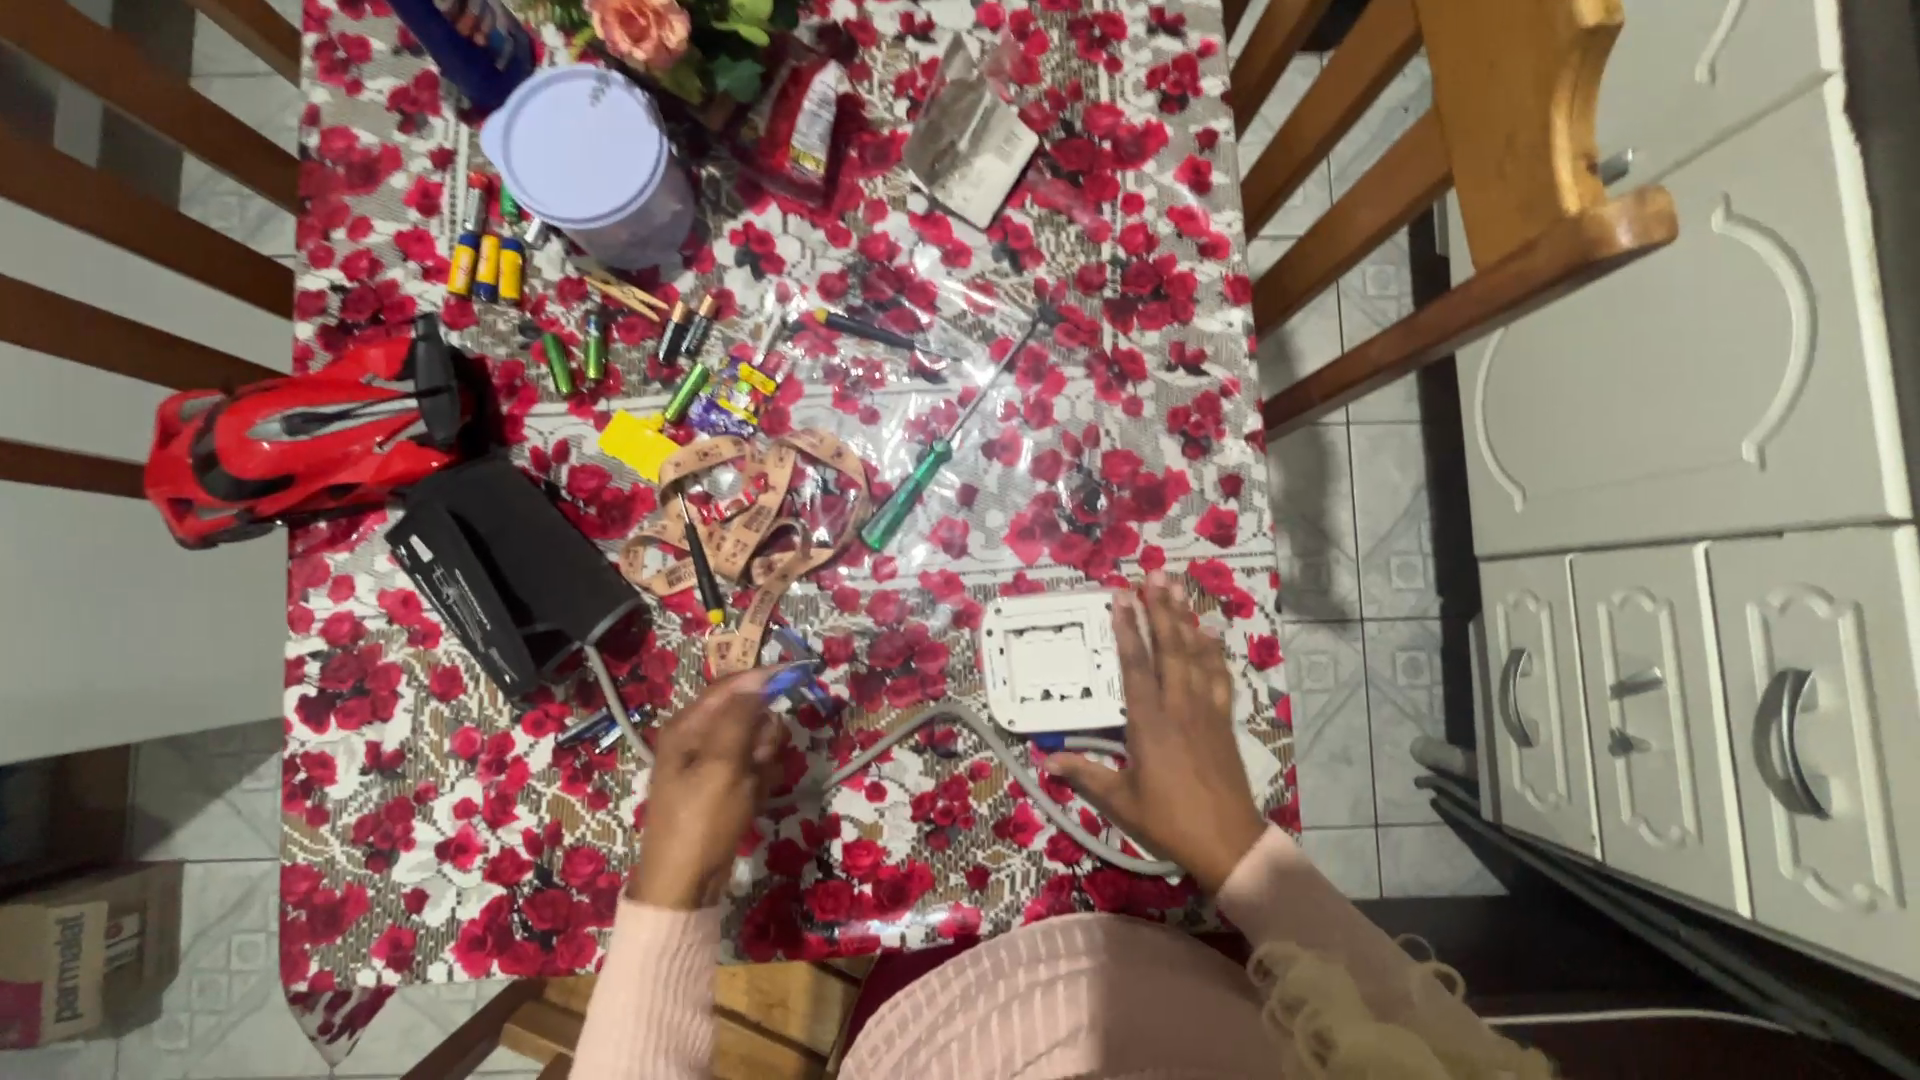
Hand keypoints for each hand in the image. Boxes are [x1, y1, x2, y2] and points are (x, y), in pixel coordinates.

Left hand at [629, 668, 788, 908]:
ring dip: (765, 760)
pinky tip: (752, 800)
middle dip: (763, 734)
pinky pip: (756, 768)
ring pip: (757, 742)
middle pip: (749, 714)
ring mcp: (712, 763)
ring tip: (753, 786)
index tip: (798, 674)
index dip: (763, 678)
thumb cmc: (702, 820)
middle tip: (759, 759)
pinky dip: (761, 780)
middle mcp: (698, 738)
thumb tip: (758, 681)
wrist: (686, 884)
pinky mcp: (725, 785)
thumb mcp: (722, 764)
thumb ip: (740, 717)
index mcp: (687, 726)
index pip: (731, 687)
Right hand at [1045, 571, 1265, 892]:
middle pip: (1170, 648)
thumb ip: (1085, 775)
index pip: (1135, 665)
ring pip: (1196, 656)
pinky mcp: (1223, 721)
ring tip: (1178, 588)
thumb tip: (1047, 759)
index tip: (1121, 597)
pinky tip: (1210, 634)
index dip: (1127, 629)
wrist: (1228, 841)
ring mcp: (1205, 711)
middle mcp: (1178, 706)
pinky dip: (1214, 652)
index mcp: (1149, 723)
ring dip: (1187, 620)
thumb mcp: (1120, 801)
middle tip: (1154, 574)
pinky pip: (1219, 677)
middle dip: (1161, 609)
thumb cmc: (1168, 821)